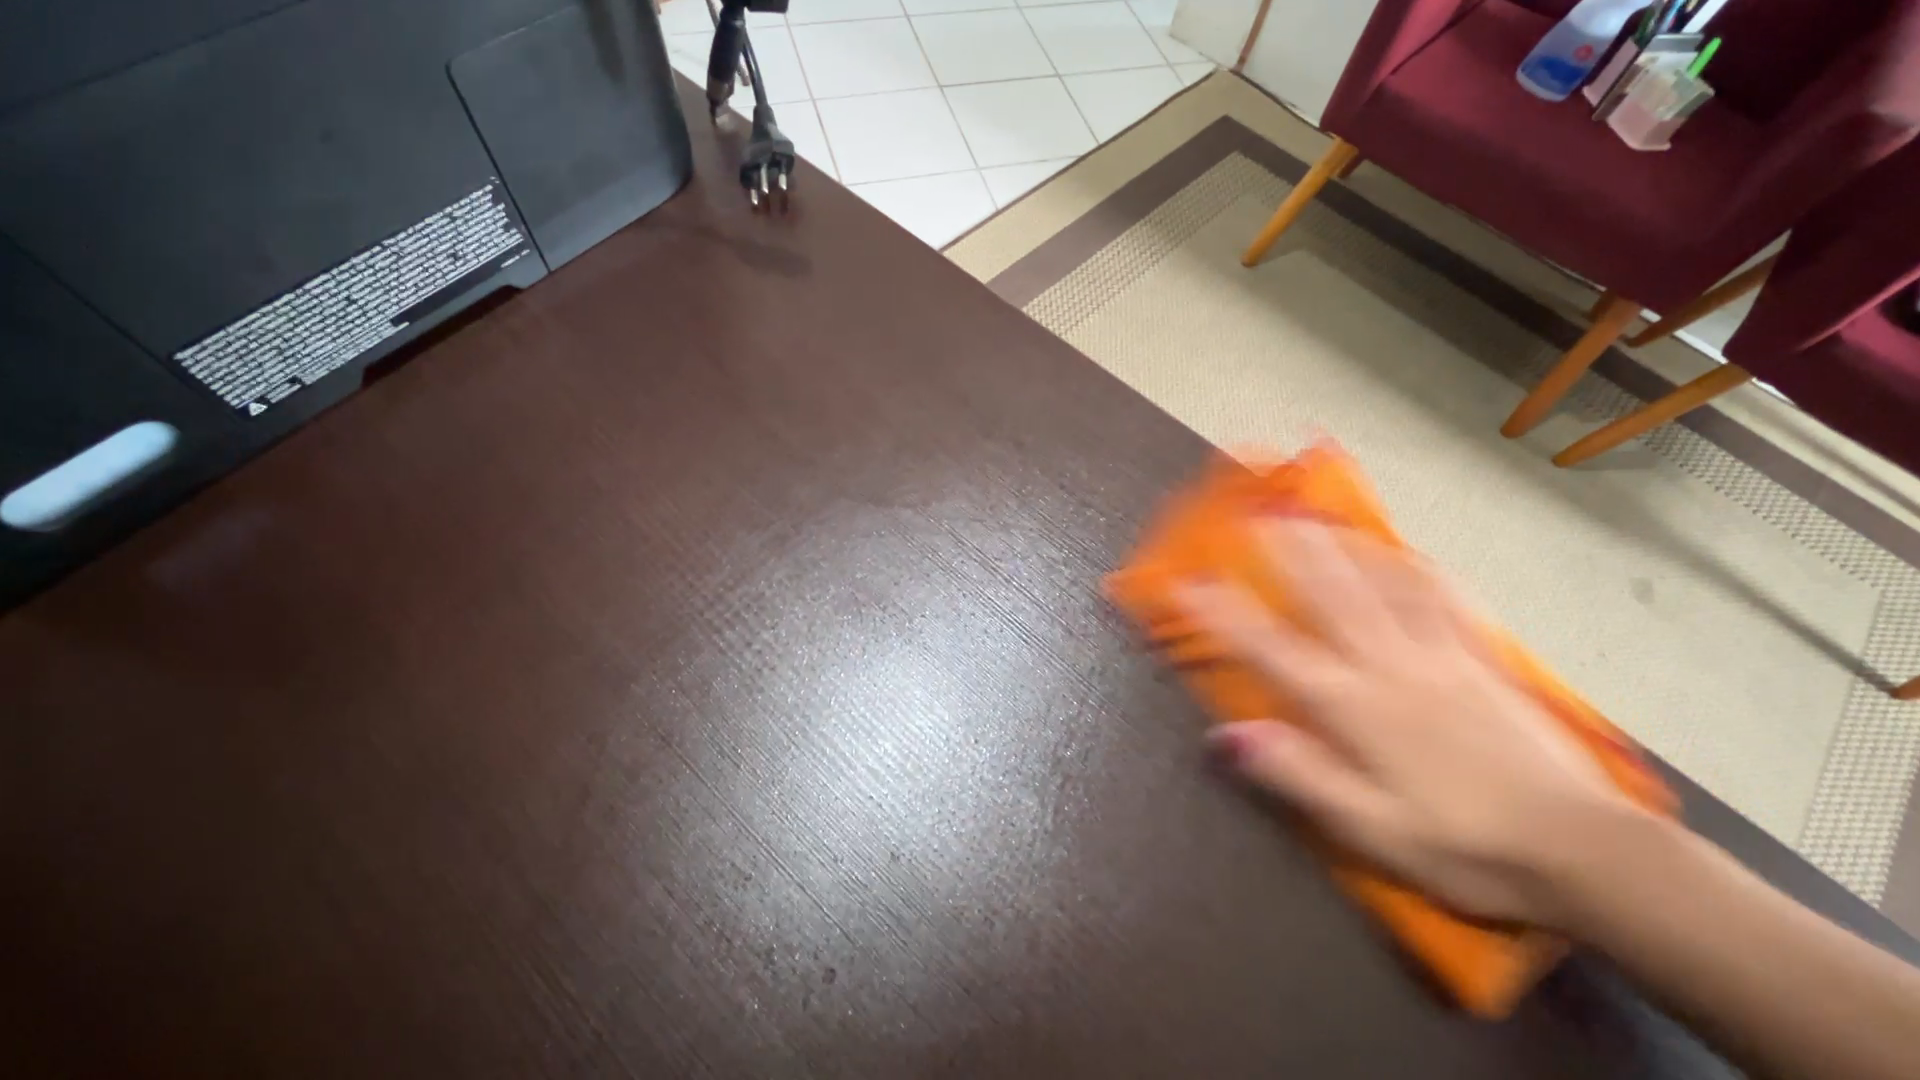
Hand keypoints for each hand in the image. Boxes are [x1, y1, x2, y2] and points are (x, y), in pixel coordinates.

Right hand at [1177, 520, 1646, 927]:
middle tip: (1259, 515)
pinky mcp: (1486, 662)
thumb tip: (1228, 735)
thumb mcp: (1368, 829)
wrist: (1580, 850)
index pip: (1273, 650)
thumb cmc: (1462, 846)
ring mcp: (1443, 658)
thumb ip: (1298, 775)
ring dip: (1346, 548)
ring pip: (1386, 587)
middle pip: (1330, 596)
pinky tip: (1410, 558)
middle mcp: (1391, 668)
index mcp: (1355, 709)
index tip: (1189, 583)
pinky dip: (1419, 572)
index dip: (1225, 615)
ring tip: (1321, 520)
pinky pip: (1447, 602)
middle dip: (1288, 554)